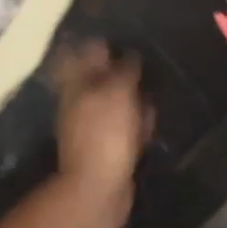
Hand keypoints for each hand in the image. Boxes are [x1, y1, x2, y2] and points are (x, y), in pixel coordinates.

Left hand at [50, 39, 150, 208]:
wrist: (98, 189)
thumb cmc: (106, 133)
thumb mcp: (118, 92)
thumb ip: (124, 70)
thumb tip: (130, 54)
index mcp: (76, 83)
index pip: (84, 54)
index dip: (101, 44)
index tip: (121, 38)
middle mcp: (80, 101)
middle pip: (99, 78)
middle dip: (118, 71)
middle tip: (140, 64)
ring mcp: (92, 126)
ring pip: (113, 103)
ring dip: (130, 97)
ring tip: (149, 90)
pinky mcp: (107, 148)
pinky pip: (122, 128)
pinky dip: (135, 122)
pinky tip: (149, 120)